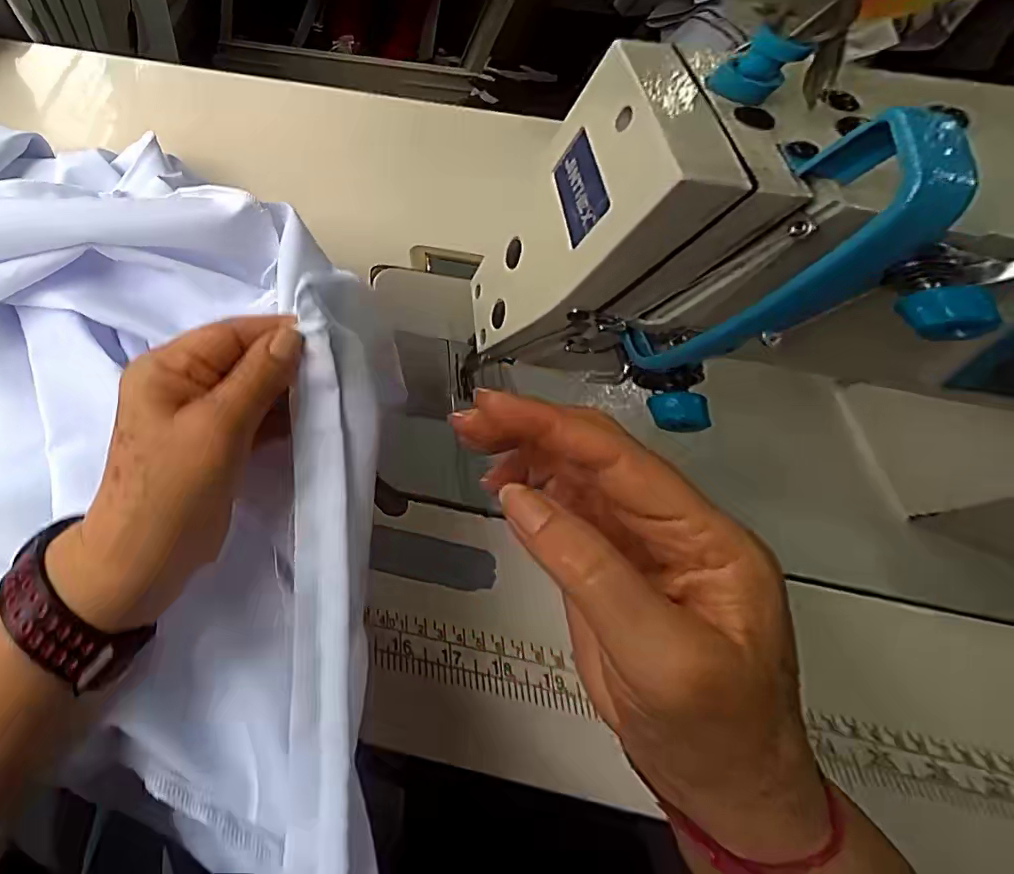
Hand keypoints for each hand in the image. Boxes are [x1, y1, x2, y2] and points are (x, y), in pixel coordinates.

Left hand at [47, 316, 303, 631]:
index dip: (273, 333)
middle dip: (281, 364)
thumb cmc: (173, 491)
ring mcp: (187, 417)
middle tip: (334, 369)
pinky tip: (307, 420)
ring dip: (281, 394)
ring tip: (328, 393)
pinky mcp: (203, 446)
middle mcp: (172, 385)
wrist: (140, 563)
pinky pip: (241, 420)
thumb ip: (256, 378)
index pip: (225, 335)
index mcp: (163, 368)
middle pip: (235, 361)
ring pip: (242, 391)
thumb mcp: (218, 427)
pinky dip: (271, 420)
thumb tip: (291, 336)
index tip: (325, 336)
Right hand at [450, 390, 831, 862]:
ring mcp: (639, 544)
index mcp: (706, 540)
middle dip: (531, 427)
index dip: (551, 426)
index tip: (490, 406)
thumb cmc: (709, 723)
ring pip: (576, 474)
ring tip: (473, 442)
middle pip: (597, 455)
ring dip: (524, 449)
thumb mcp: (655, 648)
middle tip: (468, 420)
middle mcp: (673, 529)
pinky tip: (501, 483)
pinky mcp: (606, 562)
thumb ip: (586, 565)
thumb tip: (516, 496)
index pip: (619, 461)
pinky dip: (527, 484)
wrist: (719, 780)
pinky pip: (564, 506)